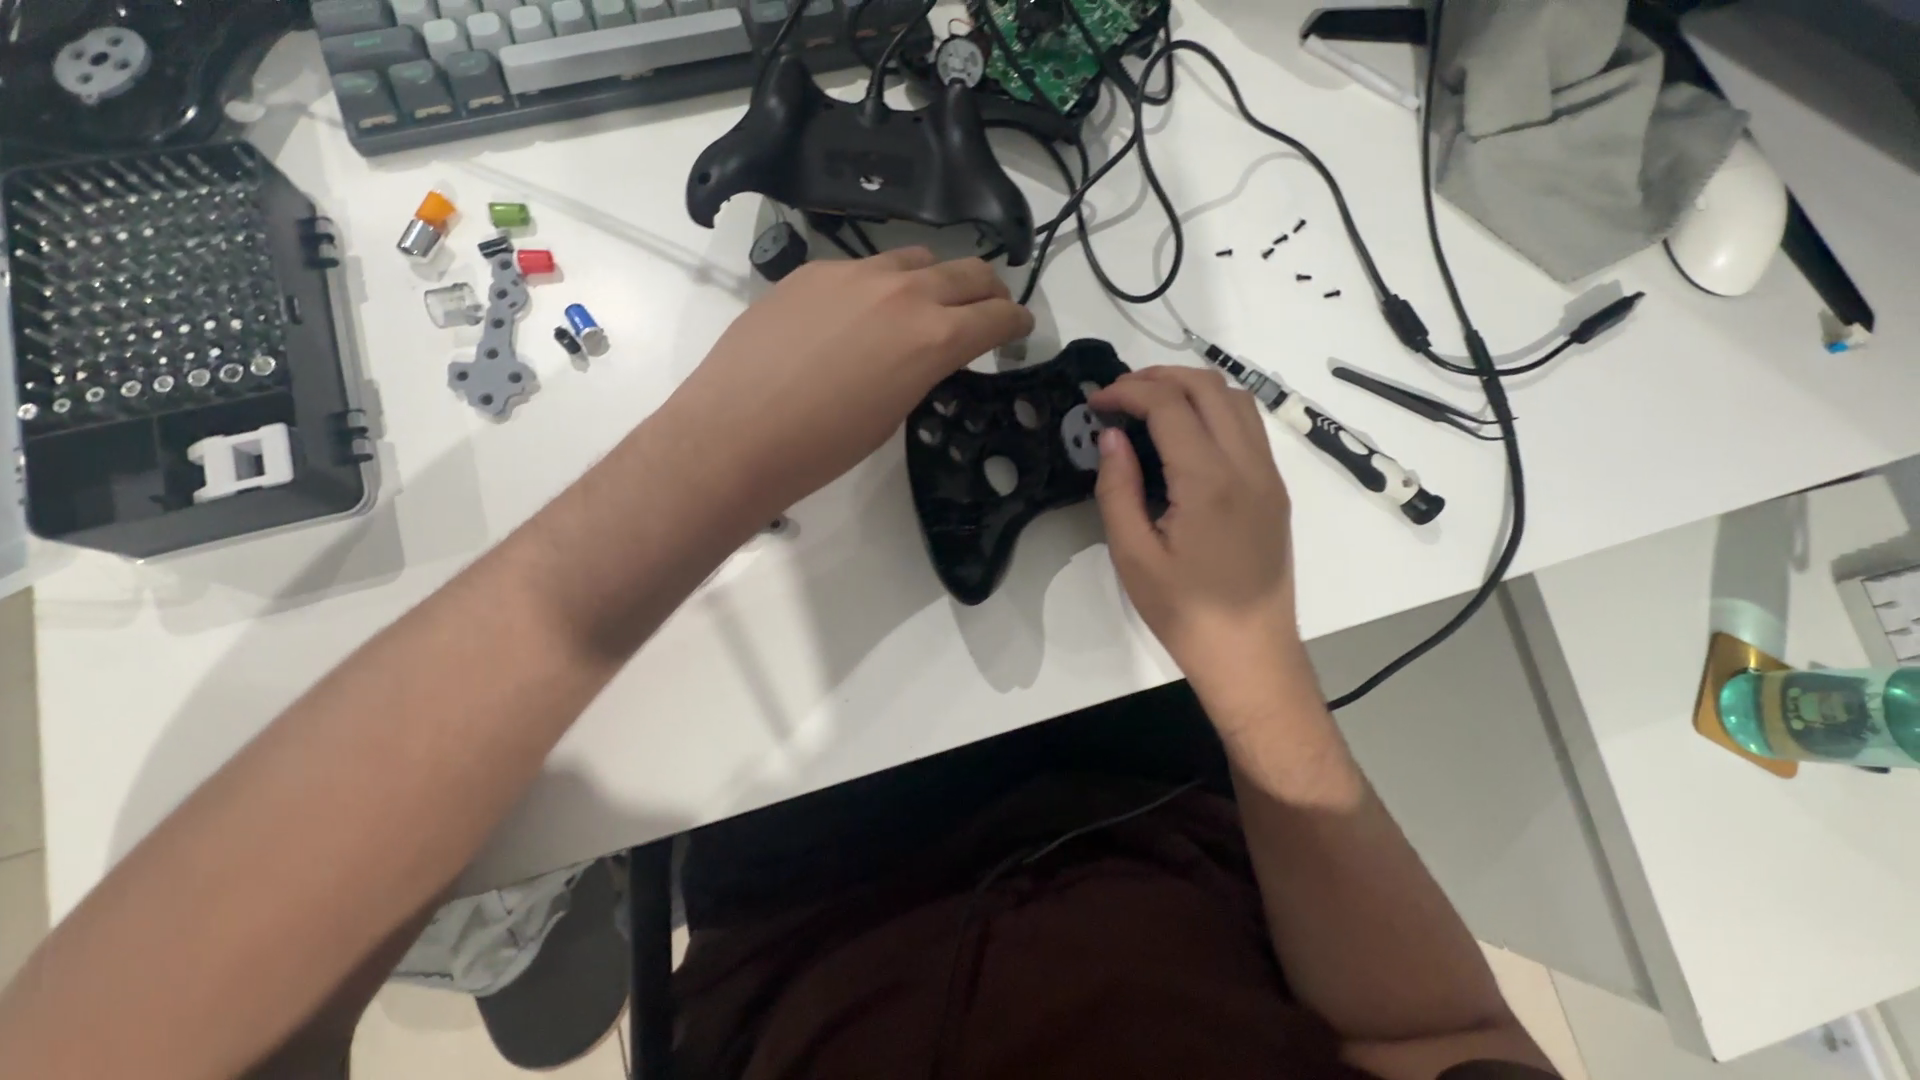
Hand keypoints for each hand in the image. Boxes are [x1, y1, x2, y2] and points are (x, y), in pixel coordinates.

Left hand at [665, 248, 1031, 518]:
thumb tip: (921, 352)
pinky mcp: (813, 270)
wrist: (738, 432)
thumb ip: (921, 369)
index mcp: (935, 338)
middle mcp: (905, 293)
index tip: (1019, 327)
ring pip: (917, 258)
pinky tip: (857, 314)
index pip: (998, 315)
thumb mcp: (894, 413)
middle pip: (968, 273)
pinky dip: (878, 285)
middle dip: (988, 290)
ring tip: (925, 303)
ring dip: (934, 279)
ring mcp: (855, 274)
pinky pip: (863, 267)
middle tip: (988, 308)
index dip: (1016, 322)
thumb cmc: (823, 446)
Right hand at [1090, 366, 1306, 715]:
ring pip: (1237, 400)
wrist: (1250, 654)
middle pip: (1209, 387)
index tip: (1095, 402)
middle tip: (1119, 395)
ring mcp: (1269, 476)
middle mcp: (1248, 466)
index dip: (1127, 391)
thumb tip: (1111, 436)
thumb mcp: (1134, 556)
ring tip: (1149, 407)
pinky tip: (1183, 435)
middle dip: (1159, 377)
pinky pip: (1248, 427)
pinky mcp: (1275, 490)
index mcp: (1209, 482)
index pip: (1169, 405)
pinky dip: (1214, 411)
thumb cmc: (1185, 613)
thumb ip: (1117, 488)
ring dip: (1191, 389)